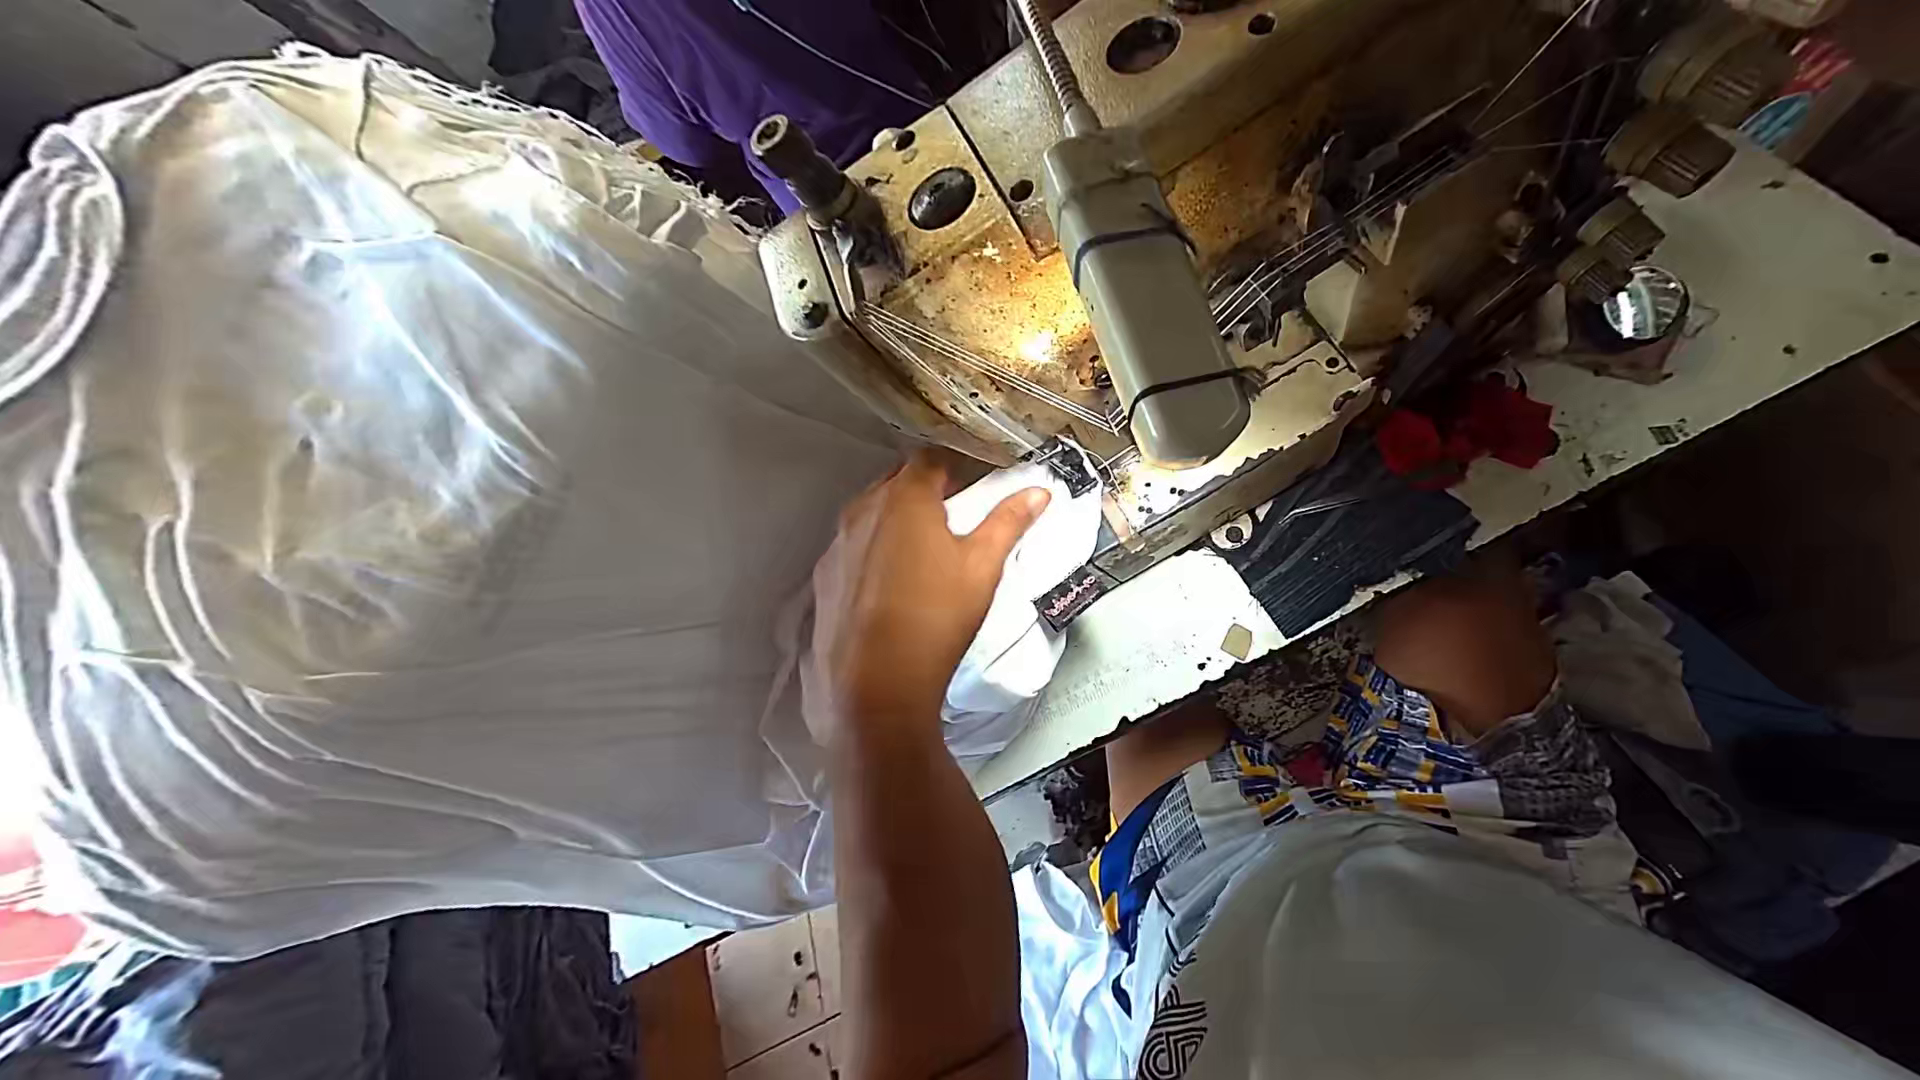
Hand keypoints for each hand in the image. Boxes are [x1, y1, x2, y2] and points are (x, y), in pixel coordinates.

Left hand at [811, 448, 1049, 735]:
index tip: (970, 485)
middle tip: (951, 515)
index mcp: (905, 499)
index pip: (930, 460)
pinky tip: (889, 583)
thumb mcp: (983, 567)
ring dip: (895, 519)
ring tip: (922, 551)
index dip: (953, 468)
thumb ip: (1008, 523)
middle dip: (924, 489)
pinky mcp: (824, 576)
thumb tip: (1037, 493)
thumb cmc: (936, 618)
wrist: (876, 685)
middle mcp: (863, 511)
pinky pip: (852, 547)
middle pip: (896, 481)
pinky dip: (872, 550)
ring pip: (870, 514)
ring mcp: (838, 544)